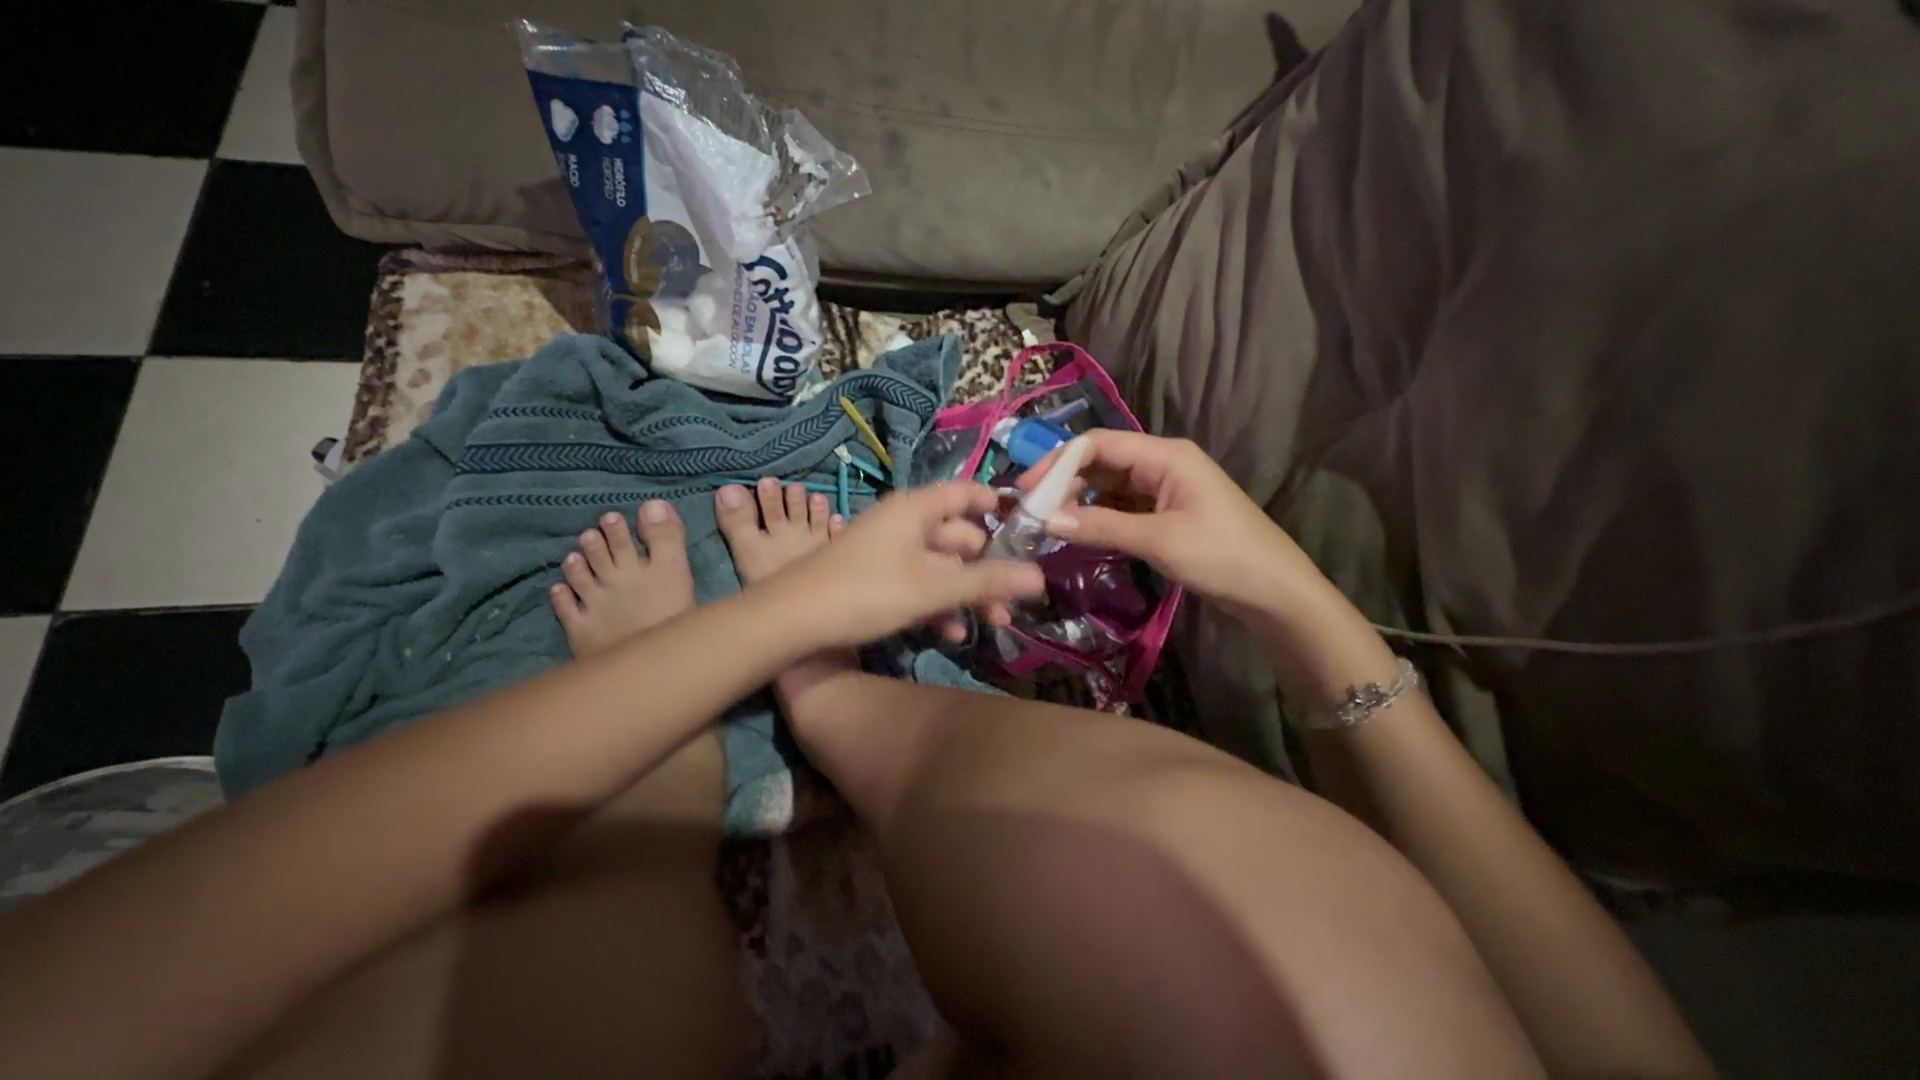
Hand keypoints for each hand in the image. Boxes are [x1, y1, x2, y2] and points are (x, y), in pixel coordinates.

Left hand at [761, 482, 1046, 648]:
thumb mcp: (930, 589)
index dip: (996, 505)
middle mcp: (903, 523)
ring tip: (993, 624)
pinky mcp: (875, 579)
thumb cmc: (864, 592)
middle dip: (988, 569)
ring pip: (940, 566)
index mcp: (915, 509)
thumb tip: (1040, 576)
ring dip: (966, 594)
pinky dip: (936, 604)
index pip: (964, 493)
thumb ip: (985, 582)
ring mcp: (887, 552)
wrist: (790, 621)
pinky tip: (951, 635)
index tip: (1026, 527)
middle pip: (958, 537)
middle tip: (1014, 601)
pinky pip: (917, 584)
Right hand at [1021, 430, 1323, 614]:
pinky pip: (1121, 506)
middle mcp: (1163, 463)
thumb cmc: (1222, 555)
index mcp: (1166, 455)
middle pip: (1101, 462)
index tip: (1025, 491)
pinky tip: (1076, 532)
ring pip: (1108, 486)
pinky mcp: (1166, 513)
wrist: (1274, 590)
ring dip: (1078, 501)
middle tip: (1029, 513)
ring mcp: (1165, 488)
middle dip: (1064, 482)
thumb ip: (1102, 526)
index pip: (1099, 444)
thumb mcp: (1159, 541)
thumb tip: (1046, 520)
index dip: (1058, 463)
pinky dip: (1097, 517)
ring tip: (1045, 524)